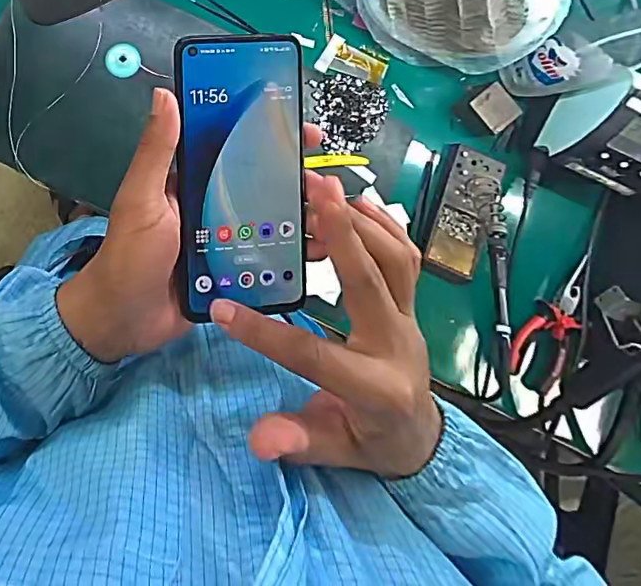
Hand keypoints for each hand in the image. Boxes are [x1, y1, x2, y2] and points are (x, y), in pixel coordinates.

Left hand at [58, 88, 324, 363]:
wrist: (125, 320)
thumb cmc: (127, 254)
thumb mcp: (141, 197)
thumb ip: (156, 151)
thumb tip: (165, 96)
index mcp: (185, 177)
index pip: (226, 142)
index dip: (258, 129)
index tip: (293, 122)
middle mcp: (207, 200)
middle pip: (257, 178)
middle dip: (292, 174)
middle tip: (325, 177)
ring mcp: (222, 234)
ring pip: (269, 215)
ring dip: (300, 212)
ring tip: (331, 215)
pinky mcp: (233, 267)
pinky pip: (269, 253)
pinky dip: (293, 250)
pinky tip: (321, 250)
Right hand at [210, 172, 442, 478]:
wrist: (418, 437)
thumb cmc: (370, 441)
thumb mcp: (333, 450)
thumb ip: (298, 440)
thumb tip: (258, 441)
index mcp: (374, 386)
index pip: (312, 355)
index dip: (264, 334)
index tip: (223, 311)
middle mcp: (397, 343)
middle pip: (372, 282)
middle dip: (341, 233)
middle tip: (313, 190)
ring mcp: (409, 318)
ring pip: (397, 260)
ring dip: (360, 220)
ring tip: (324, 190)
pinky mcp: (410, 303)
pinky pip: (406, 256)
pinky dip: (383, 224)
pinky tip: (355, 203)